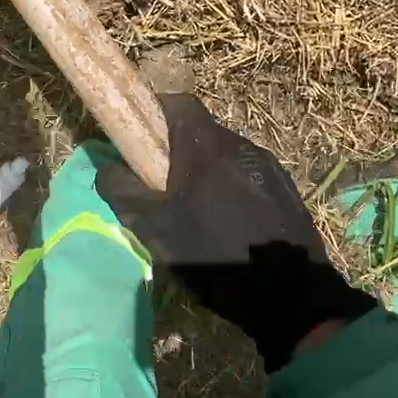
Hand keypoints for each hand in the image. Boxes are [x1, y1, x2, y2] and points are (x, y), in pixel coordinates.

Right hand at [96, 93, 376, 370]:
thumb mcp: (156, 230)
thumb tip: (106, 167)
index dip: (156, 112)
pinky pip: (247, 175)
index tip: (142, 137)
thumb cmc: (214, 254)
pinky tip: (229, 225)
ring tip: (197, 212)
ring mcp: (266, 164)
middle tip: (163, 185)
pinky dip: (231, 188)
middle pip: (200, 130)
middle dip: (178, 149)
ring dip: (206, 172)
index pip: (178, 103)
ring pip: (224, 154)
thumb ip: (124, 193)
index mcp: (205, 145)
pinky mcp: (284, 187)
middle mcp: (239, 144)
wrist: (291, 293)